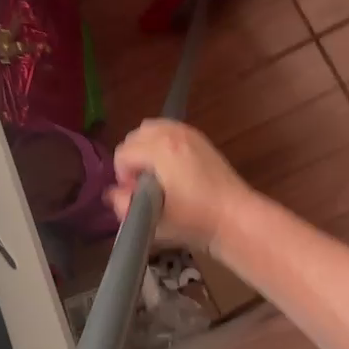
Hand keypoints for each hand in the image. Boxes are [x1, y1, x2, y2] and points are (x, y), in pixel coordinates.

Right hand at [108, 119, 256, 251]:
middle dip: (132, 160)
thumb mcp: (154, 218)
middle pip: (134, 137)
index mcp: (160, 149)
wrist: (234, 217)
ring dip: (145, 148)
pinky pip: (168, 130)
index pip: (123, 153)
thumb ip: (125, 205)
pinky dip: (161, 143)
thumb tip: (114, 194)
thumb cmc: (194, 219)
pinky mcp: (198, 137)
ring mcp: (187, 132)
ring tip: (155, 174)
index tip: (135, 195)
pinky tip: (170, 168)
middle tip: (143, 186)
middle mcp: (172, 133)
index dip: (122, 176)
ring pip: (150, 129)